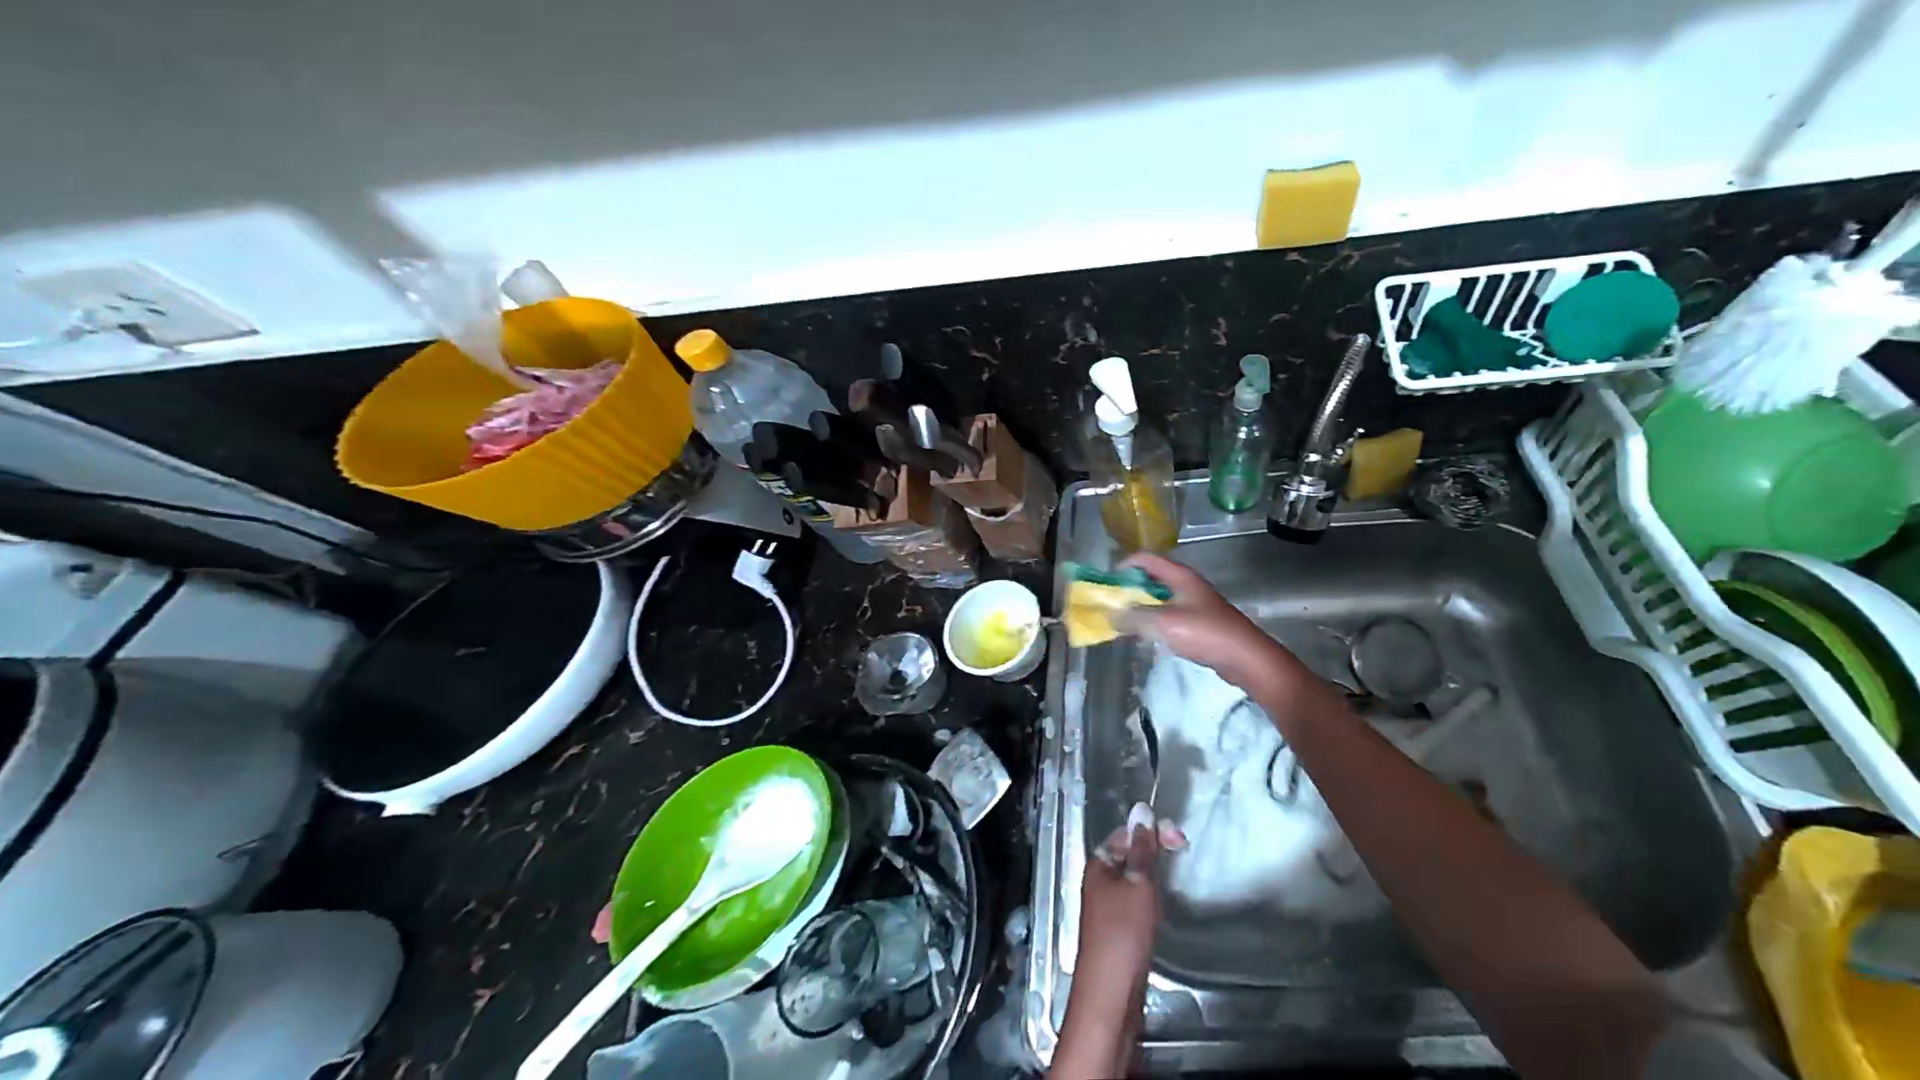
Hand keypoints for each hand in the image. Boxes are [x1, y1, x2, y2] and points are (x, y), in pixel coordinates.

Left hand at [1054, 812, 1180, 1078]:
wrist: (1111, 994)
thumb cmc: (1122, 934)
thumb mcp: (1137, 885)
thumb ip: (1142, 850)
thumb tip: (1141, 810)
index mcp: (1099, 864)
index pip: (1125, 833)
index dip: (1150, 830)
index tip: (1179, 838)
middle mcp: (1100, 879)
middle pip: (1128, 852)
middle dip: (1154, 847)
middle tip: (1182, 849)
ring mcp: (1109, 904)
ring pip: (1134, 876)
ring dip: (1154, 871)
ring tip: (1175, 872)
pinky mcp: (1119, 926)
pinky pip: (1136, 898)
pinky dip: (1151, 894)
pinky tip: (1162, 902)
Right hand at [1118, 553, 1309, 699]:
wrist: (1246, 658)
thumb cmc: (1205, 634)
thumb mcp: (1164, 623)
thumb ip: (1134, 617)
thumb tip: (1109, 615)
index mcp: (1180, 576)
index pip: (1146, 558)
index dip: (1124, 566)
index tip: (1107, 583)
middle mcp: (1187, 584)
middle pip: (1151, 577)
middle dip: (1129, 588)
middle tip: (1111, 603)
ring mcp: (1194, 603)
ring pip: (1160, 597)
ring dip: (1141, 606)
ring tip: (1124, 620)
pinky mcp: (1199, 621)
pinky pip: (1169, 613)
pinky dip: (1154, 619)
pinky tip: (1147, 634)